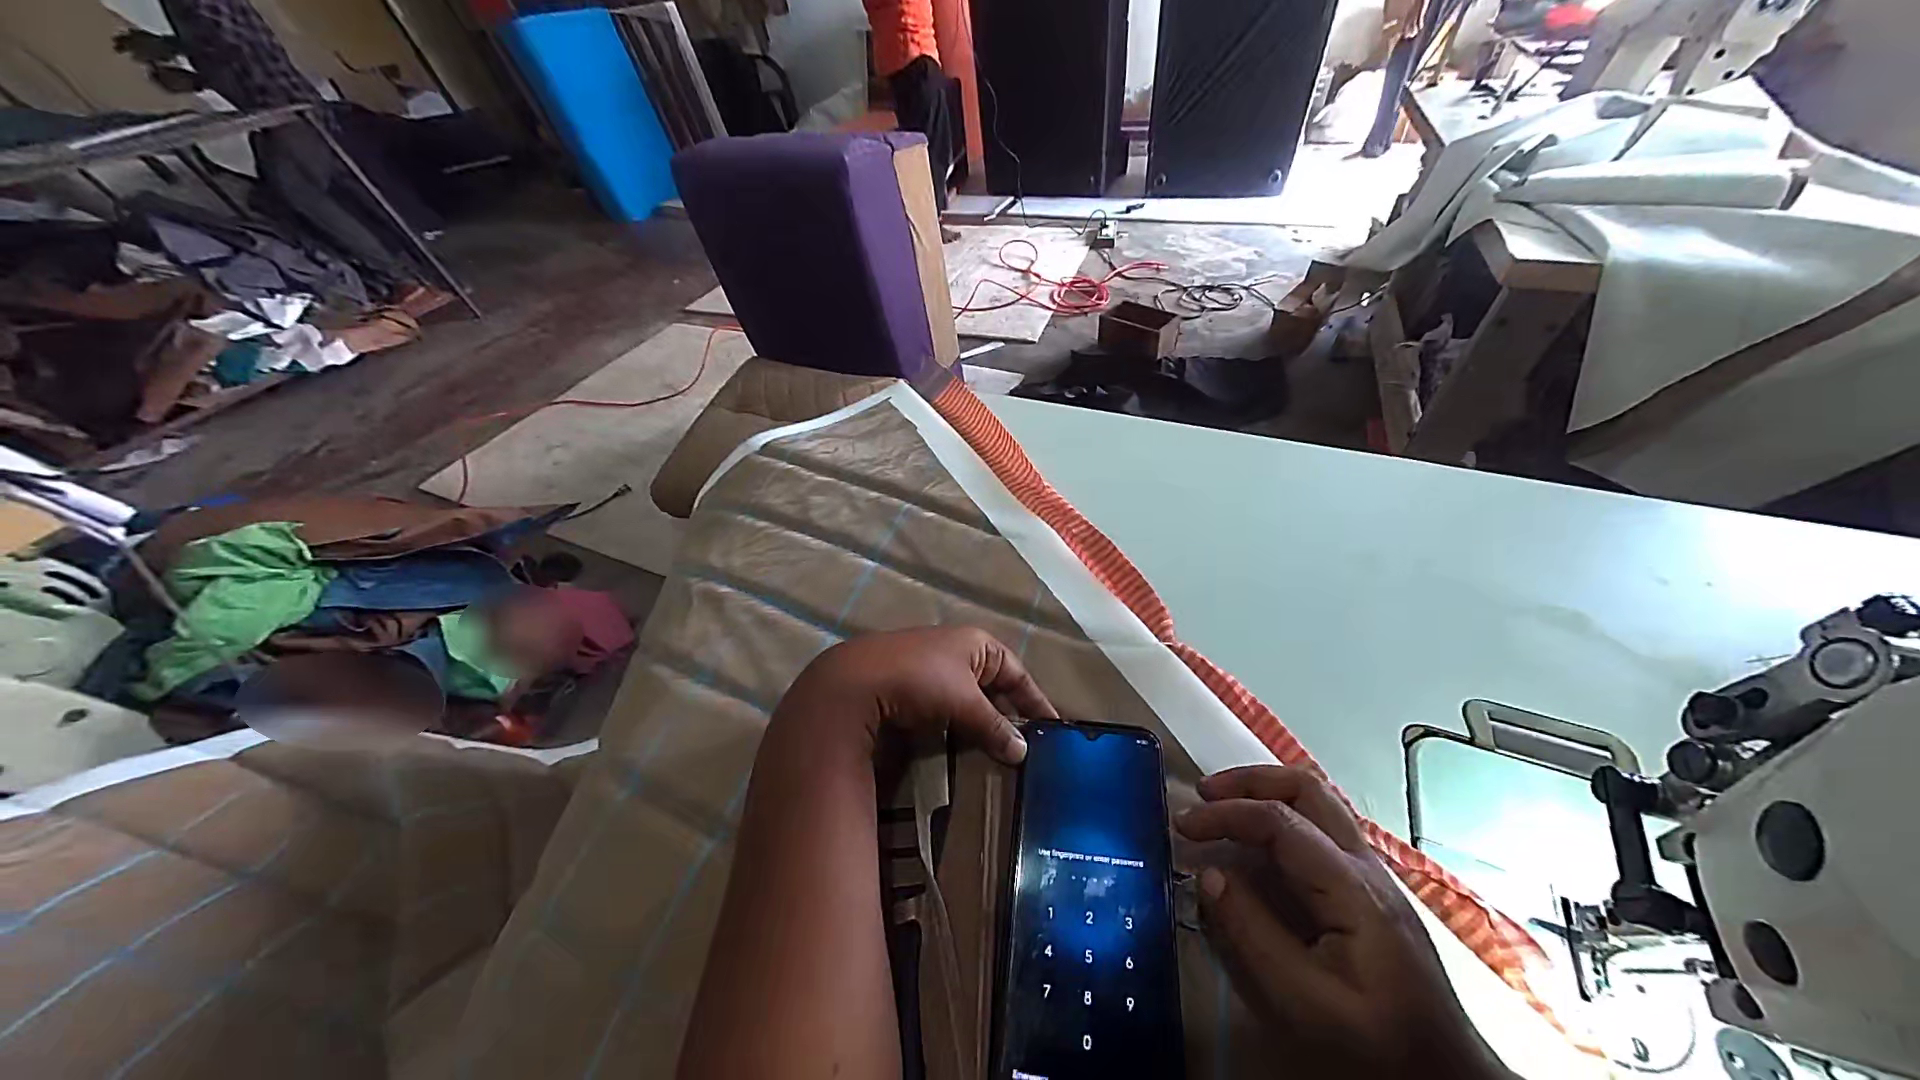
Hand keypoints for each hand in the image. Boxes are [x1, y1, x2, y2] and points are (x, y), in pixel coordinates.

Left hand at [771, 627, 1056, 764]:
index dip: (1035, 701)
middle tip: (1025, 749)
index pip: (1018, 674)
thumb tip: (1023, 751)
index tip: (1053, 729)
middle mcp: (957, 651)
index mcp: (977, 644)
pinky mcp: (911, 687)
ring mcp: (932, 668)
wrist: (857, 680)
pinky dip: (957, 727)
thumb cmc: (920, 678)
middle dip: (1008, 717)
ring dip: (982, 725)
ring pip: (969, 701)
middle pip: (994, 687)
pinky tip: (962, 749)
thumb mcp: (965, 702)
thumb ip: (995, 725)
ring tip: (997, 754)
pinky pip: (946, 709)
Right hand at [1176, 766, 1513, 1079]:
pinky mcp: (1368, 888)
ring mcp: (1372, 873)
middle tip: (1204, 794)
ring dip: (1265, 790)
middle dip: (1248, 781)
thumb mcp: (1303, 1000)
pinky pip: (1320, 827)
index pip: (1280, 821)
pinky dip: (1279, 814)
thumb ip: (1251, 934)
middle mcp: (1366, 866)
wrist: (1447, 1074)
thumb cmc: (1376, 1041)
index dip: (1226, 814)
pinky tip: (1257, 840)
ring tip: (1223, 804)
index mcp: (1352, 888)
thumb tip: (1209, 874)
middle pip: (1307, 789)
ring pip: (1318, 801)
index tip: (1184, 826)